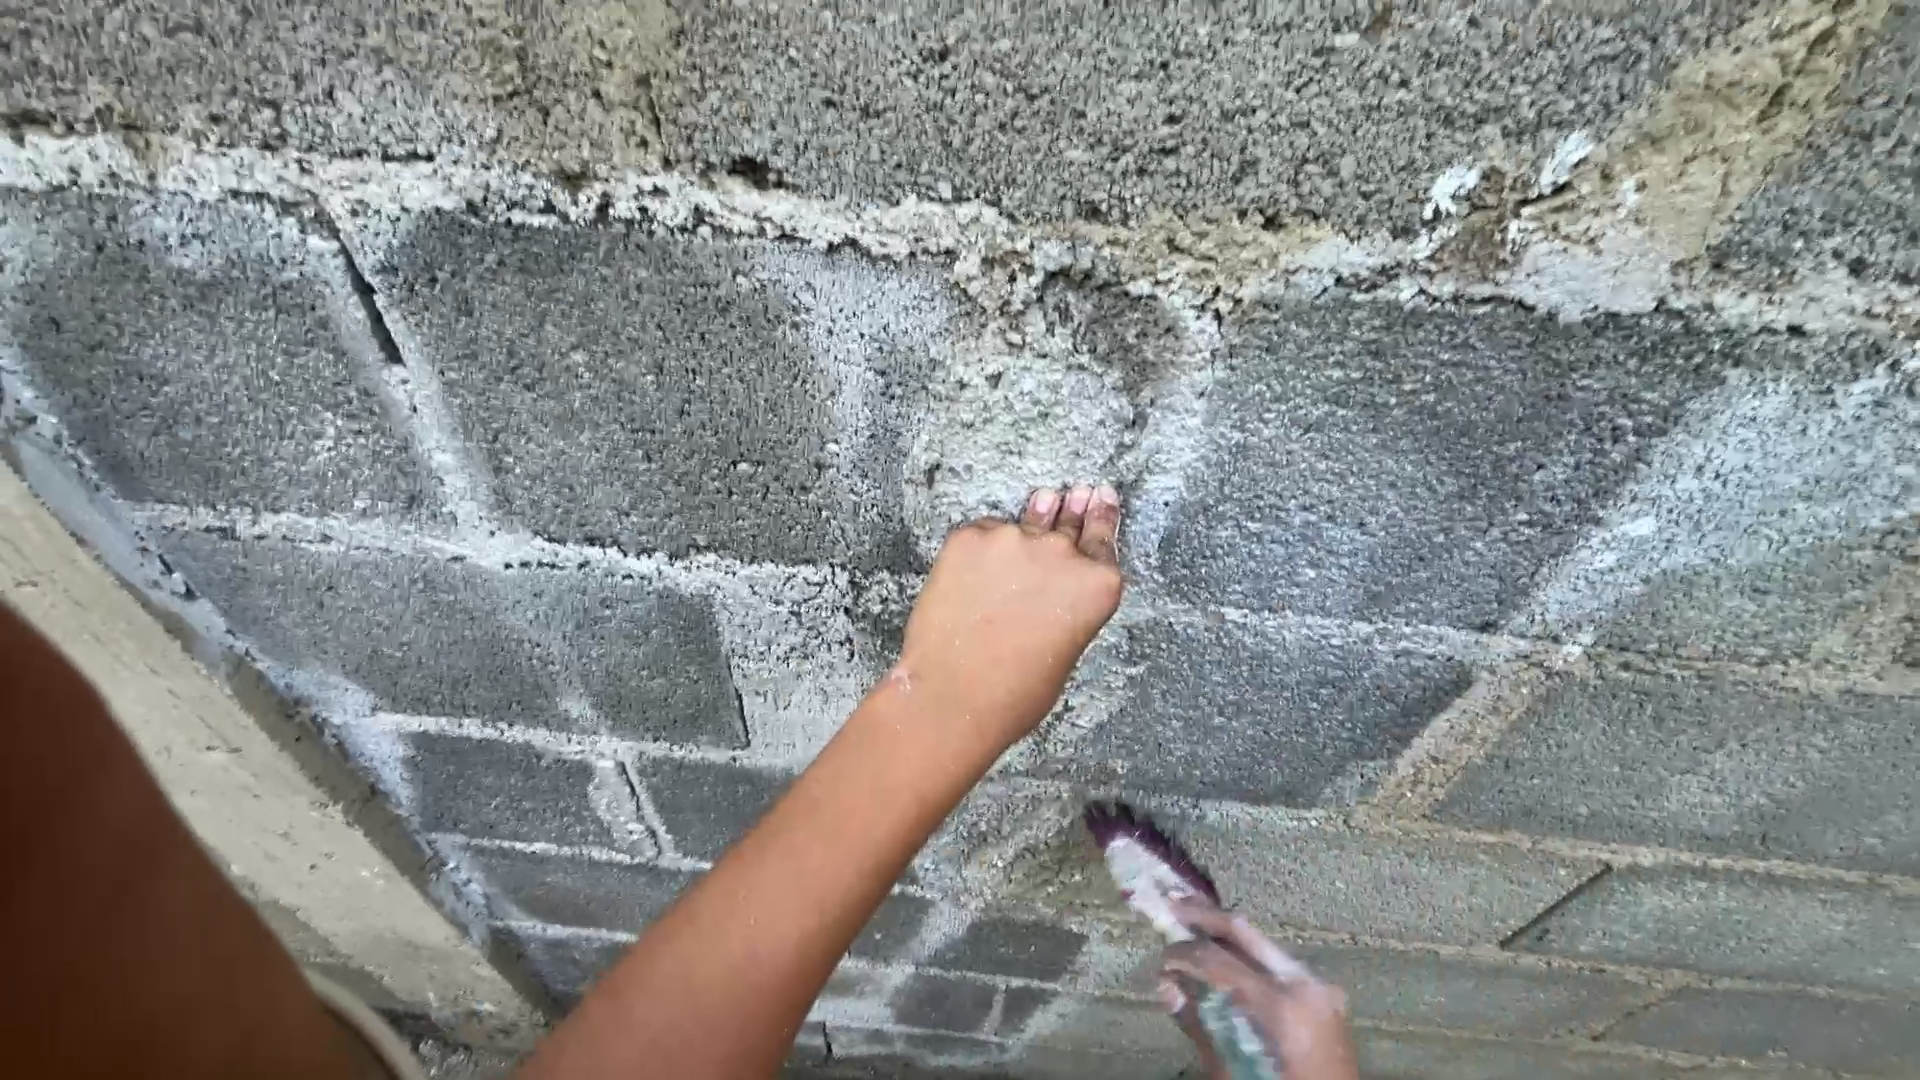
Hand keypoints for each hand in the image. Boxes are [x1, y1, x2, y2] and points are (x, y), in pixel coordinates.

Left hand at [891, 484, 1124, 751]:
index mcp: (1096, 586)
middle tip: (1079, 491)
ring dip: (1028, 524)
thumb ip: (1069, 605)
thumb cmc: (1012, 692)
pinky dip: (981, 548)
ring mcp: (1013, 540)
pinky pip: (981, 534)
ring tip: (1039, 505)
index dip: (1102, 517)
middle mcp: (1061, 553)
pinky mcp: (969, 537)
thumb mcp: (1065, 649)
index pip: (1103, 539)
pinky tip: (974, 574)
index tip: (1102, 498)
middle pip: (1069, 522)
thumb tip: (1052, 590)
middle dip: (1072, 509)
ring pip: (1021, 526)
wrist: (953, 695)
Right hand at [1159, 902, 1359, 1079]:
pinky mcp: (1326, 1000)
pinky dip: (1250, 959)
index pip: (1218, 961)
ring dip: (1227, 936)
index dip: (1183, 954)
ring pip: (1263, 946)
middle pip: (1244, 933)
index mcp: (1280, 1007)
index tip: (1161, 958)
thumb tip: (1165, 986)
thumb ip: (1198, 1024)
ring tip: (1195, 923)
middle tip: (1174, 904)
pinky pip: (1279, 967)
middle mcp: (1304, 985)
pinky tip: (1229, 957)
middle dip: (1205, 917)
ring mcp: (1321, 990)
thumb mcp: (1231, 1073)